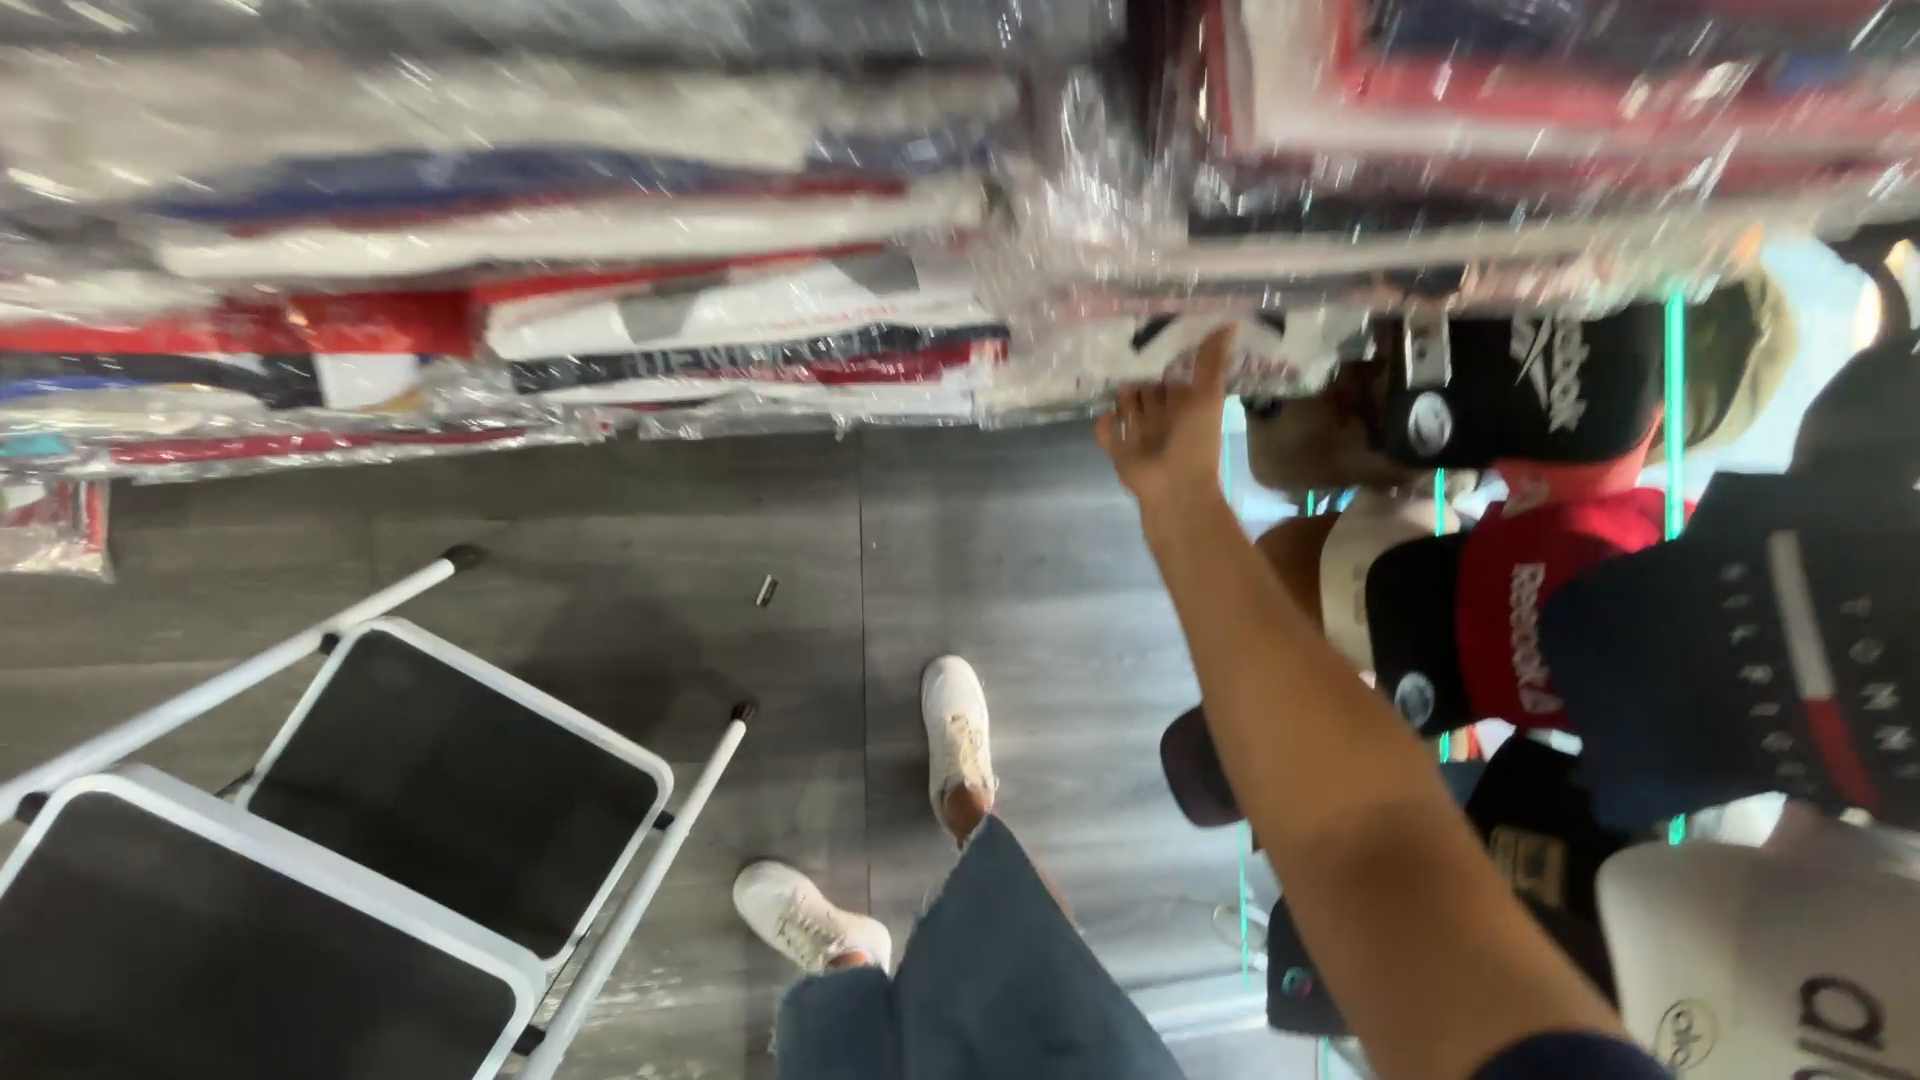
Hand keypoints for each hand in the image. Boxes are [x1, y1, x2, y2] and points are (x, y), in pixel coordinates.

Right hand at [1096, 326, 1231, 511]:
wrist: (1176, 488)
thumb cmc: (1195, 441)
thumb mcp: (1207, 396)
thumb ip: (1211, 363)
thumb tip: (1228, 323)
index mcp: (1185, 409)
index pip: (1172, 381)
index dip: (1165, 362)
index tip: (1153, 335)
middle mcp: (1162, 421)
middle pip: (1146, 394)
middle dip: (1137, 377)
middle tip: (1124, 350)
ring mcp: (1139, 438)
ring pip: (1126, 410)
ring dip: (1121, 396)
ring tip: (1112, 374)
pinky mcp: (1120, 452)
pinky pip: (1107, 434)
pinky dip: (1105, 425)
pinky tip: (1107, 414)